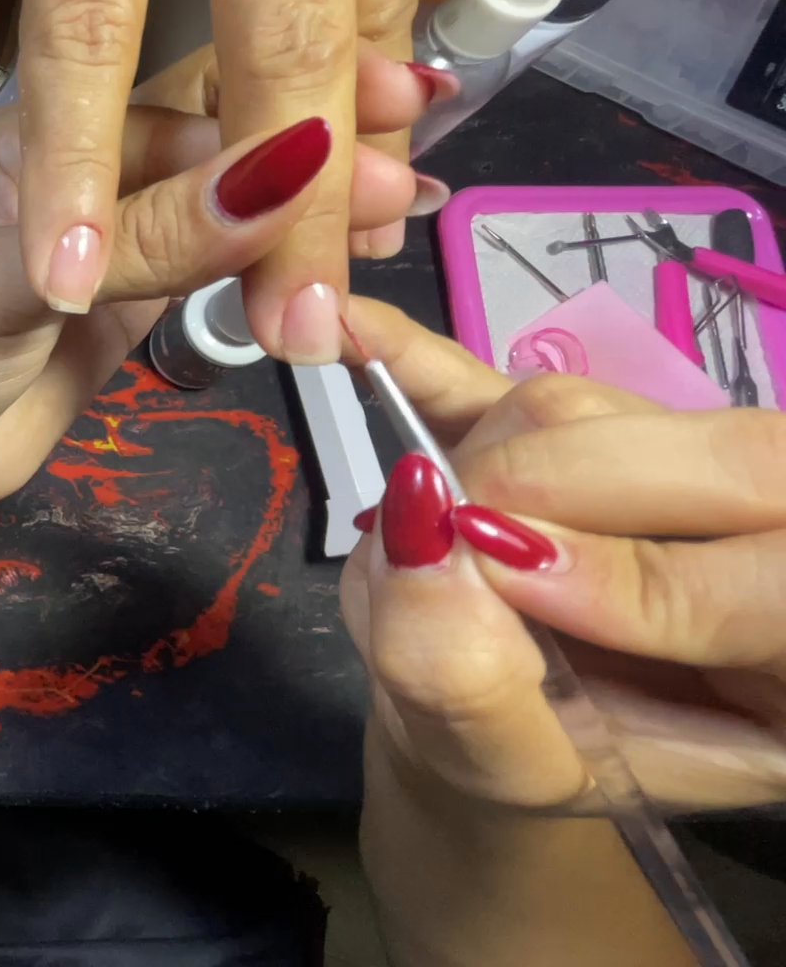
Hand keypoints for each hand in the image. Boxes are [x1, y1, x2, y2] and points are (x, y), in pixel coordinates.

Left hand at [0, 55, 424, 508]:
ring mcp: (117, 234)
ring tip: (395, 213)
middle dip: (303, 157)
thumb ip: (138, 239)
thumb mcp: (9, 286)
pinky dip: (278, 258)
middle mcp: (82, 172)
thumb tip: (290, 168)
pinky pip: (222, 262)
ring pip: (226, 202)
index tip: (360, 137)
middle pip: (209, 144)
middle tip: (399, 177)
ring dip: (305, 207)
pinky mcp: (140, 292)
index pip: (166, 107)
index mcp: (35, 140)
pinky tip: (339, 257)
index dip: (261, 121)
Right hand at [339, 298, 785, 812]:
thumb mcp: (502, 760)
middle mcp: (777, 528)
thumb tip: (423, 540)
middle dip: (535, 494)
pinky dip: (413, 354)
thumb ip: (465, 678)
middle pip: (692, 450)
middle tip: (436, 547)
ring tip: (424, 538)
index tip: (495, 576)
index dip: (632, 573)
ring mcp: (665, 457)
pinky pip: (483, 374)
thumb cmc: (520, 759)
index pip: (782, 573)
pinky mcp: (557, 427)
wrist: (503, 719)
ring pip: (577, 404)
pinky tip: (348, 330)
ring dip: (477, 461)